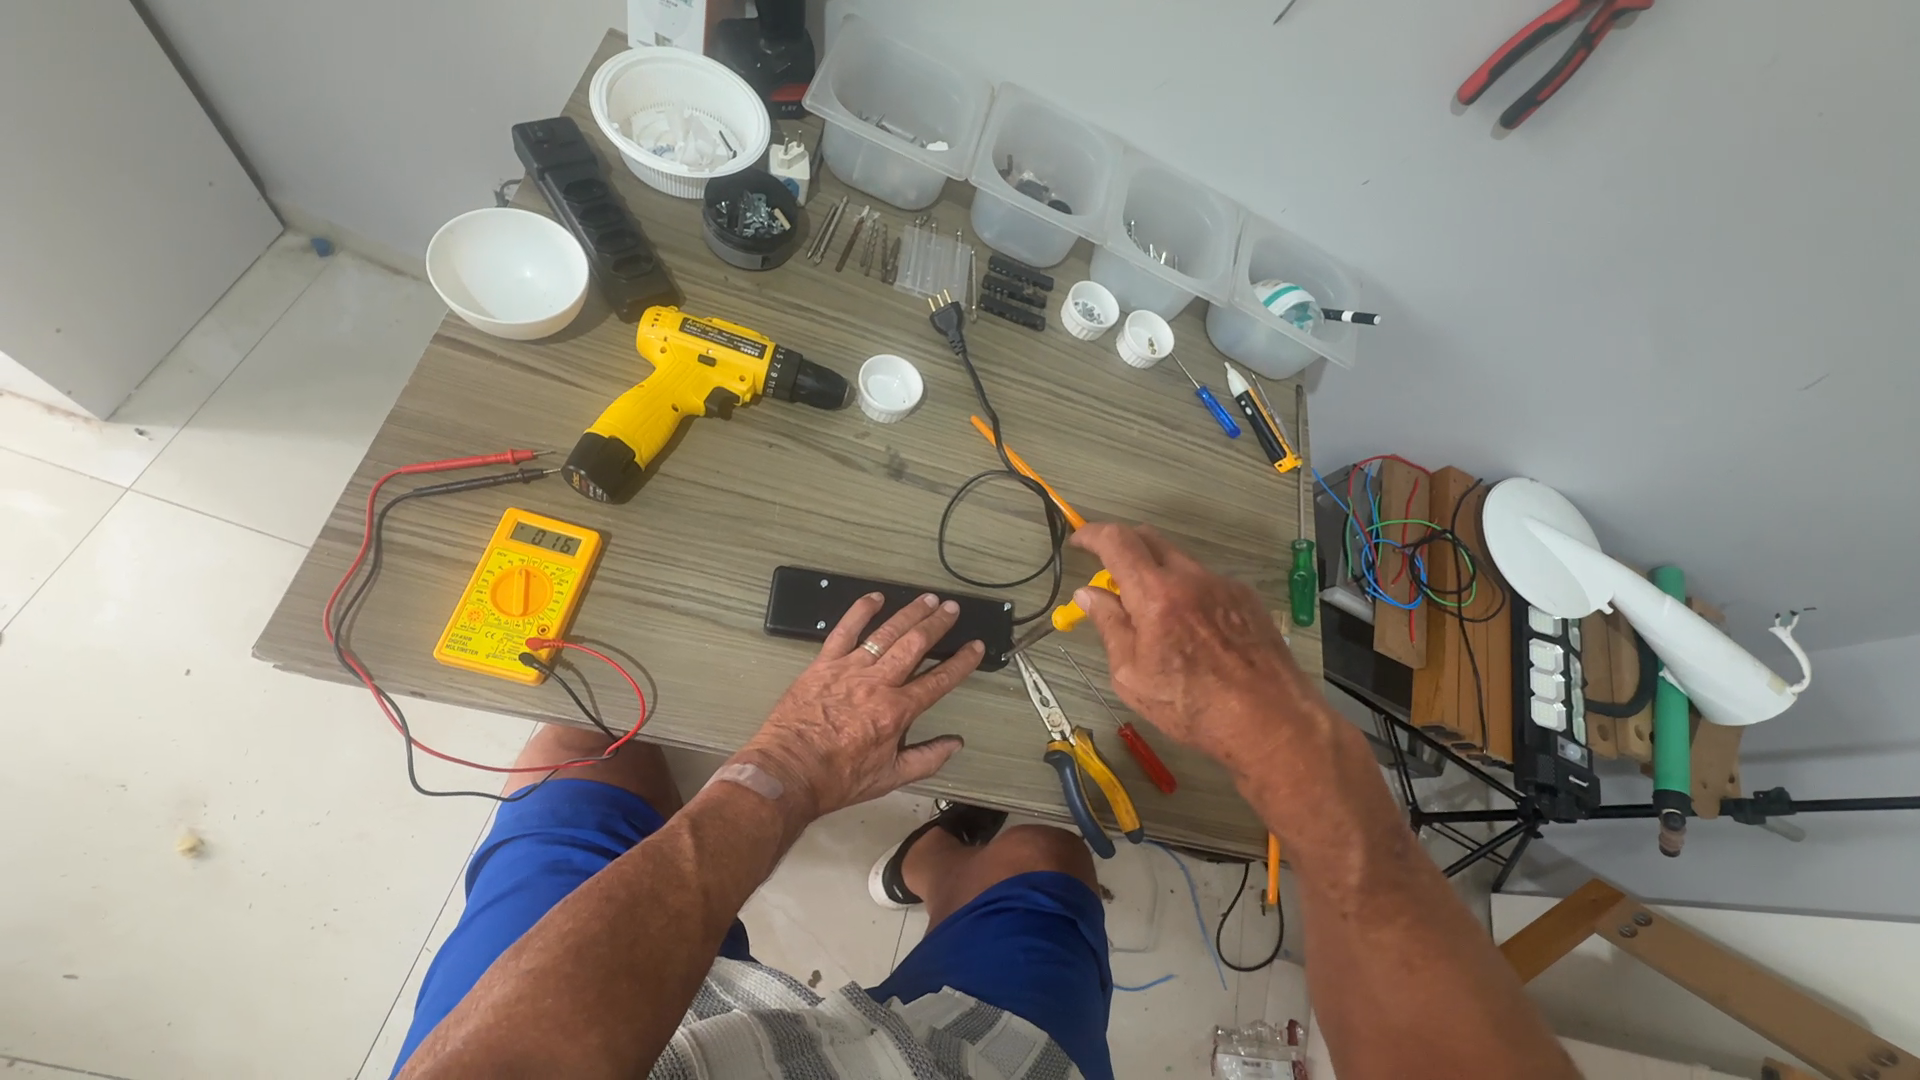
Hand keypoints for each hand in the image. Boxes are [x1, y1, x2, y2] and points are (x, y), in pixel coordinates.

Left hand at [736, 592, 982, 819]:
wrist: (788, 773)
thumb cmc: (837, 778)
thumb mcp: (889, 777)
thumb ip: (927, 759)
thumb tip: (955, 744)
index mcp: (897, 711)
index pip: (939, 680)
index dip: (962, 662)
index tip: (975, 647)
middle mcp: (878, 683)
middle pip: (916, 644)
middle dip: (937, 624)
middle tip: (951, 609)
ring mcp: (850, 669)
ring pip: (886, 632)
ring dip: (909, 613)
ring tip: (927, 599)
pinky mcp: (823, 664)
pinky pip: (844, 630)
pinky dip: (860, 611)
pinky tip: (875, 598)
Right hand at [1070, 524, 1318, 772]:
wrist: (1271, 722)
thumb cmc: (1193, 707)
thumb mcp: (1132, 675)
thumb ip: (1109, 625)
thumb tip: (1089, 594)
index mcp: (1156, 595)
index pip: (1117, 541)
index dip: (1092, 534)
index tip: (1080, 541)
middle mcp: (1192, 578)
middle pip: (1149, 538)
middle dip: (1122, 546)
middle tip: (1109, 575)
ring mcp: (1223, 585)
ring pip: (1179, 561)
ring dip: (1155, 573)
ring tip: (1152, 616)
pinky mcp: (1246, 598)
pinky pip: (1205, 581)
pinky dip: (1185, 591)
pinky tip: (1190, 630)